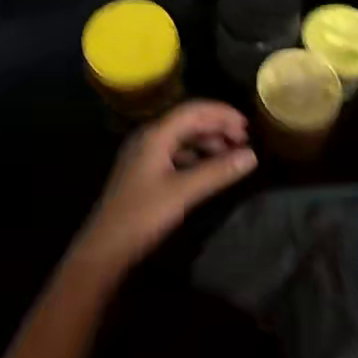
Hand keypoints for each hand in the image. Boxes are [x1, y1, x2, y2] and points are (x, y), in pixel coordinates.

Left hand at [71, 101, 257, 272]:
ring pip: (182, 137)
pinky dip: (197, 155)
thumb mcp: (183, 192)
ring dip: (208, 141)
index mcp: (155, 135)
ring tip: (232, 155)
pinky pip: (176, 152)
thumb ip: (217, 172)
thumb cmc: (142, 215)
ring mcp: (145, 154)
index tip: (247, 126)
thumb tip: (252, 156)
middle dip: (218, 127)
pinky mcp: (144, 170)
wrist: (104, 248)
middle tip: (244, 141)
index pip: (193, 110)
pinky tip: (210, 168)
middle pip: (188, 121)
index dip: (222, 113)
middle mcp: (149, 137)